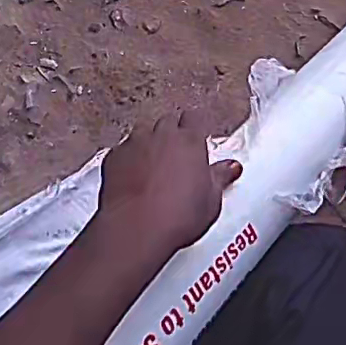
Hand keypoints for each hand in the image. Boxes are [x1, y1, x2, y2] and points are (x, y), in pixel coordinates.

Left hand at [99, 107, 242, 253]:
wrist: (137, 226)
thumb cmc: (176, 215)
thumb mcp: (211, 200)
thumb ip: (220, 177)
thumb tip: (231, 168)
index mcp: (189, 140)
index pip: (194, 118)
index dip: (194, 127)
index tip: (196, 138)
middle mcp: (161, 135)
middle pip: (168, 122)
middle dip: (172, 133)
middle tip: (177, 155)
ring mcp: (135, 143)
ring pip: (143, 132)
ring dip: (148, 143)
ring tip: (153, 167)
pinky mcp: (114, 155)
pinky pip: (123, 150)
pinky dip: (128, 159)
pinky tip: (132, 177)